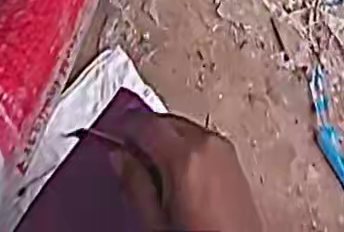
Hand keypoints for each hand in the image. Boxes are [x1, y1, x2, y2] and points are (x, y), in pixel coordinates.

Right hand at [118, 112, 262, 231]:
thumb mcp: (156, 225)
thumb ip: (135, 185)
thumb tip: (119, 156)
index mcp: (184, 156)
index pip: (145, 123)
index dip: (124, 124)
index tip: (111, 131)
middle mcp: (206, 143)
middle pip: (164, 121)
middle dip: (143, 132)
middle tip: (126, 152)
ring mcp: (222, 148)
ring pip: (181, 127)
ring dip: (163, 138)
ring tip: (151, 168)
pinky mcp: (232, 157)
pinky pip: (199, 138)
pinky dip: (183, 146)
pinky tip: (175, 172)